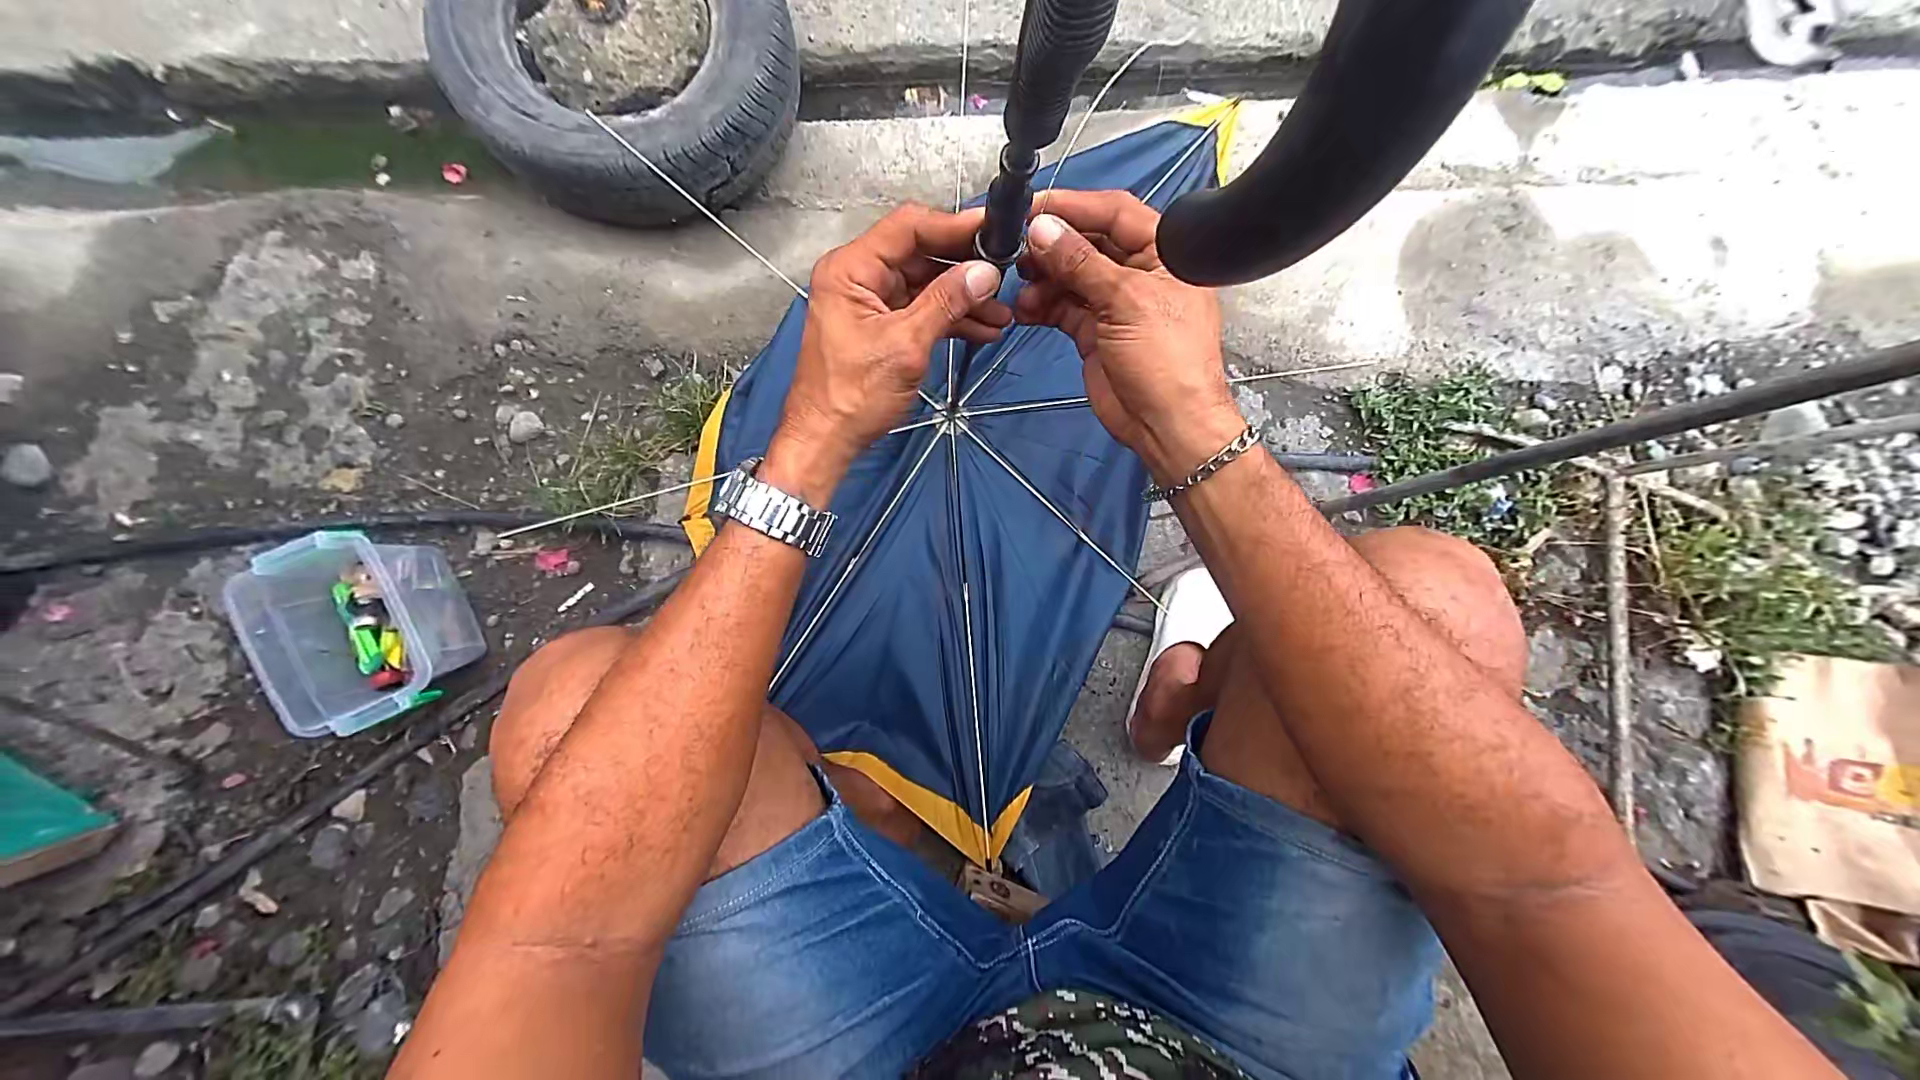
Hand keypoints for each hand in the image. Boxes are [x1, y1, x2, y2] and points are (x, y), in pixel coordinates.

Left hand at [765, 204, 1010, 502]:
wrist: (826, 440)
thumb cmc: (847, 399)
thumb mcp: (905, 345)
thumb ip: (945, 302)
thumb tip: (982, 273)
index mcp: (850, 271)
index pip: (909, 228)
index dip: (954, 226)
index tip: (991, 229)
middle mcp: (856, 279)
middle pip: (920, 256)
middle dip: (964, 270)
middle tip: (1002, 276)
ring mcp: (868, 304)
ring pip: (925, 286)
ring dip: (962, 299)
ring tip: (999, 313)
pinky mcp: (879, 327)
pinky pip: (919, 311)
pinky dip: (948, 319)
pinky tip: (980, 328)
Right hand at [1015, 191, 1242, 484]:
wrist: (1166, 423)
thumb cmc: (1169, 362)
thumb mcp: (1125, 301)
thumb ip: (1081, 263)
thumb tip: (1044, 230)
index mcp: (1164, 252)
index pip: (1115, 213)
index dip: (1074, 207)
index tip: (1035, 209)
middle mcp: (1139, 273)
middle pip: (1089, 244)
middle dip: (1054, 246)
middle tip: (1021, 249)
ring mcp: (1115, 304)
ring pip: (1071, 277)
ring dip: (1044, 279)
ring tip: (1023, 286)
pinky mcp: (1096, 332)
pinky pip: (1064, 308)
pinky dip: (1043, 307)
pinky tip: (1026, 309)